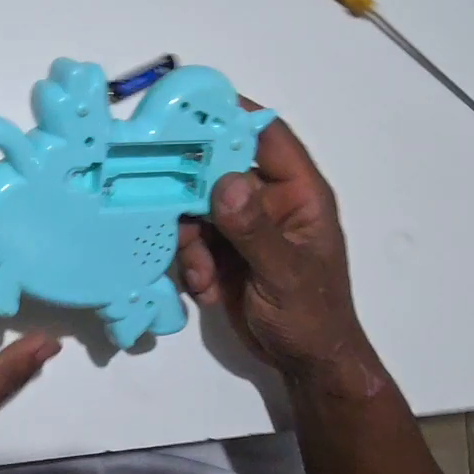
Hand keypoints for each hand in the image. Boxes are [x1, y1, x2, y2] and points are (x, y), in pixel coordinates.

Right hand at [177, 109, 384, 396]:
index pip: (266, 136)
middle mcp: (266, 202)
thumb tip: (224, 182)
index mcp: (297, 194)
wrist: (303, 362)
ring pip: (197, 211)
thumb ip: (254, 230)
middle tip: (162, 200)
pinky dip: (191, 267)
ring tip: (201, 275)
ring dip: (190, 243)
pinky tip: (204, 290)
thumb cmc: (310, 315)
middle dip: (191, 190)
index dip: (231, 116)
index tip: (187, 110)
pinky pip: (192, 244)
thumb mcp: (285, 274)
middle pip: (218, 171)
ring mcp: (241, 229)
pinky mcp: (221, 255)